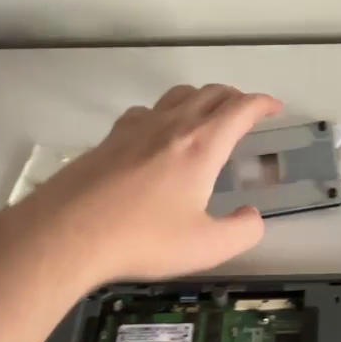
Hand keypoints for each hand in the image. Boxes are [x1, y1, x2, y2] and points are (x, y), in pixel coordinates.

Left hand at [0, 84, 283, 284]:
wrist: (66, 233)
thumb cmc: (140, 239)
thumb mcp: (205, 247)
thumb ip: (241, 232)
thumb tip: (252, 217)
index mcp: (202, 146)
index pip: (241, 109)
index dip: (263, 104)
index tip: (275, 108)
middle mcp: (172, 126)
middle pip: (211, 93)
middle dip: (236, 97)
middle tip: (246, 112)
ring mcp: (137, 128)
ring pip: (178, 95)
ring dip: (201, 98)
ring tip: (208, 115)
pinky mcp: (110, 139)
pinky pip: (146, 111)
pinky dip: (164, 112)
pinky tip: (157, 132)